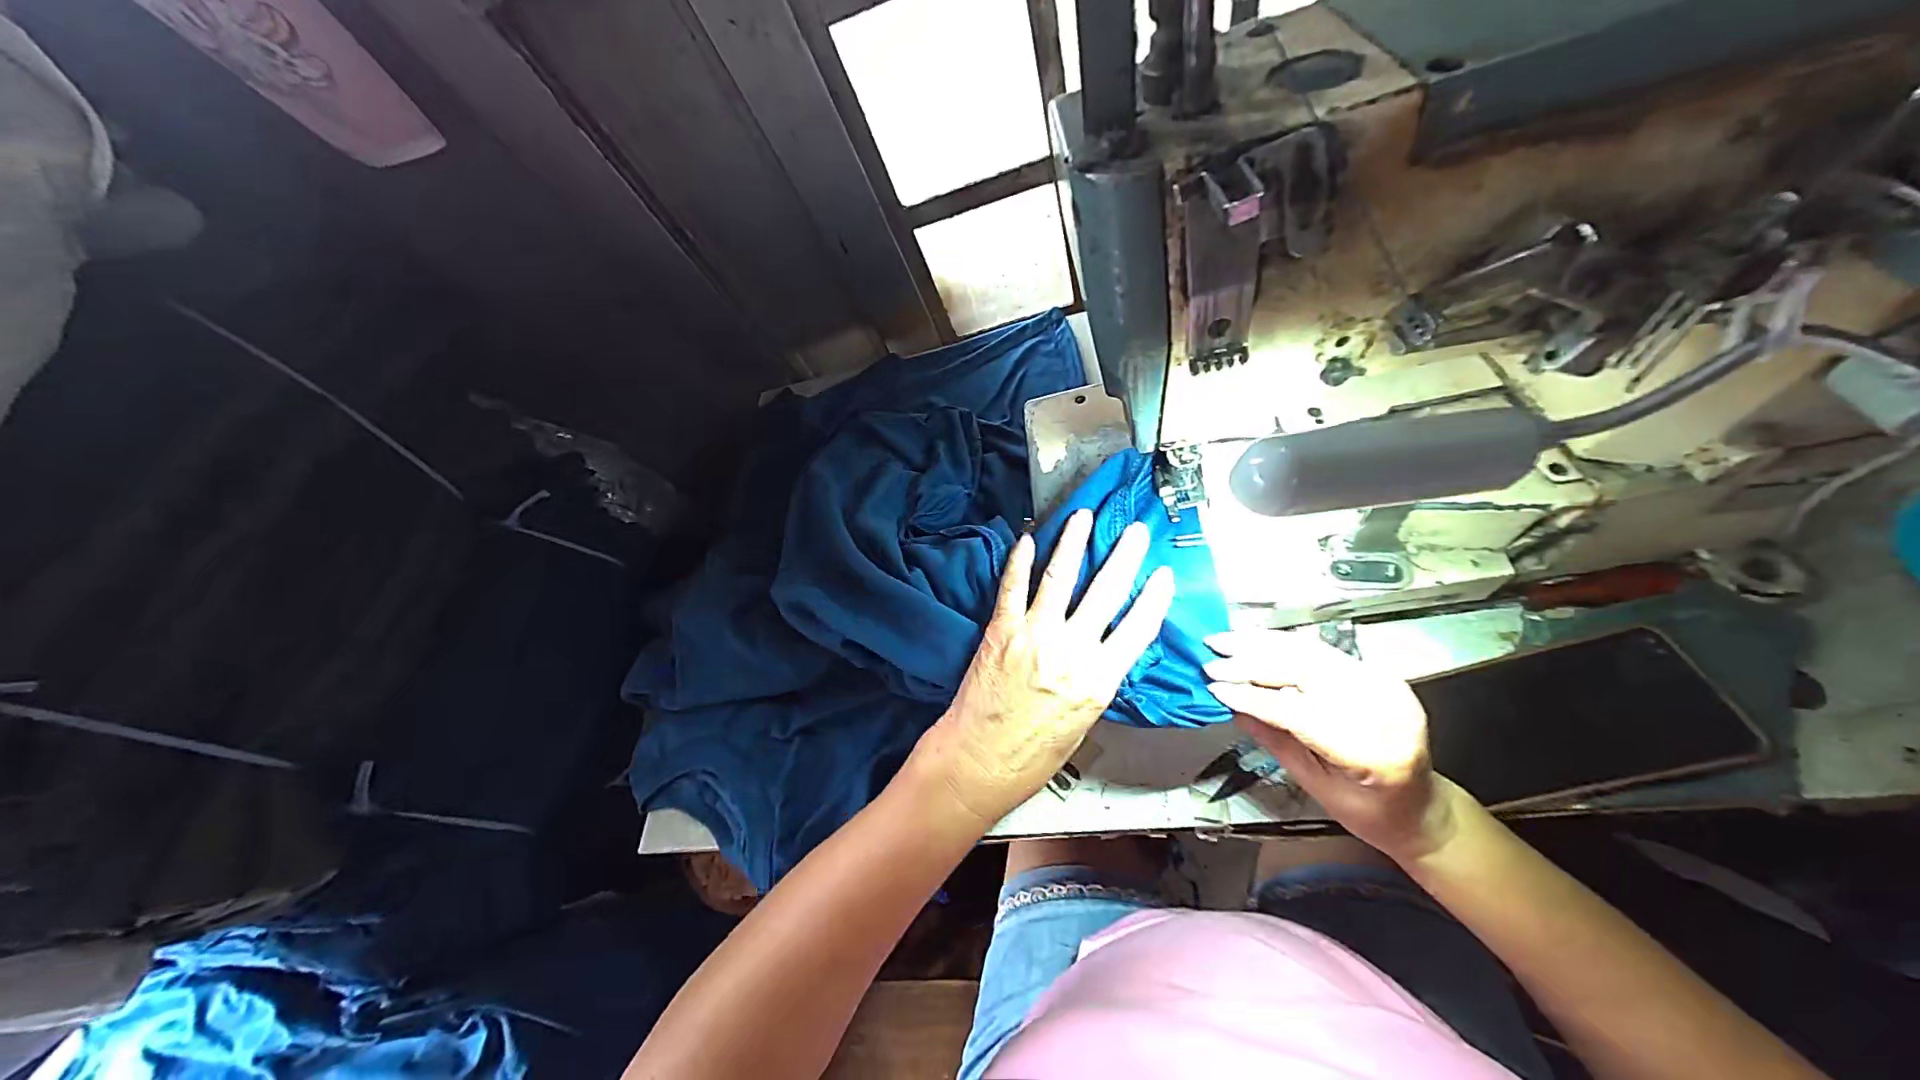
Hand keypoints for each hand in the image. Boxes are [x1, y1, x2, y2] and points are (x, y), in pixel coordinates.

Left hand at [907, 510, 1175, 829]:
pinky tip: (1028, 541)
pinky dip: (1021, 562)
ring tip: (1083, 518)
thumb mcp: (1084, 722)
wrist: (980, 762)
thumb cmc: (1031, 755)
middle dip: (1124, 557)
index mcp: (1098, 681)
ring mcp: (1034, 637)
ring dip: (1073, 544)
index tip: (1163, 575)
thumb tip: (1104, 651)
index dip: (1154, 598)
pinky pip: (1013, 587)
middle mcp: (1070, 653)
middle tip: (1135, 533)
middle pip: (1106, 593)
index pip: (1138, 628)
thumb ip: (1096, 681)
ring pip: (1061, 579)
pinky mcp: (1001, 632)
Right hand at [1204, 631, 1461, 861]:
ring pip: (1311, 652)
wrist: (1419, 807)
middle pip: (1306, 673)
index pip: (1300, 713)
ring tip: (1225, 642)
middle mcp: (1385, 710)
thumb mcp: (1314, 785)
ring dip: (1262, 644)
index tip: (1216, 688)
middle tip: (1212, 662)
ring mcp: (1385, 685)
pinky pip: (1321, 650)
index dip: (1253, 697)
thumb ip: (1275, 740)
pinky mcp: (1377, 672)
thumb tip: (1232, 706)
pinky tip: (1254, 641)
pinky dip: (1283, 644)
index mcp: (1374, 752)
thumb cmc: (1369, 810)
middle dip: (1252, 664)